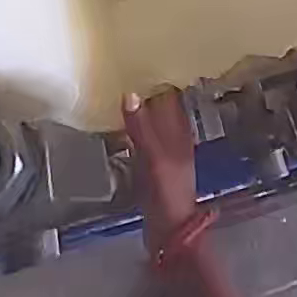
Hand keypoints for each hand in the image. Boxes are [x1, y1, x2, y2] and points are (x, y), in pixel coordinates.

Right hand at [122, 89, 197, 248]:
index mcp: (180, 133)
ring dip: (138, 112)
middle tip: (122, 74)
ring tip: (116, 95)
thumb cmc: (167, 193)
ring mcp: (163, 154)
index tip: (140, 63)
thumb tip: (129, 93)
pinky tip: (117, 127)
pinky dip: (131, 131)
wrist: (169, 234)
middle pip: (161, 109)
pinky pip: (141, 141)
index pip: (171, 99)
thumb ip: (141, 127)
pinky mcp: (151, 168)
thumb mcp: (153, 158)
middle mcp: (174, 140)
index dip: (160, 82)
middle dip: (147, 94)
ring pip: (151, 124)